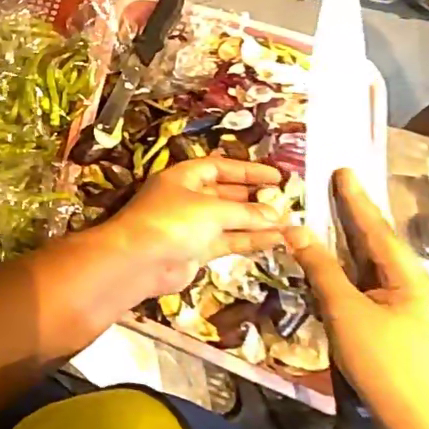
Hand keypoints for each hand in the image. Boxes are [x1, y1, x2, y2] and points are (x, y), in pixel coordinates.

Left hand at [92, 158, 288, 297]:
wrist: (139, 261)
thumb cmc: (172, 221)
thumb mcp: (211, 209)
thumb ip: (246, 212)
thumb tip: (276, 214)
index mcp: (183, 177)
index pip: (218, 167)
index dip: (247, 170)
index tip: (276, 176)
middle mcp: (186, 198)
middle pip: (225, 193)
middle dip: (254, 197)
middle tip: (286, 202)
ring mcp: (191, 225)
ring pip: (229, 219)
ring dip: (257, 221)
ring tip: (290, 223)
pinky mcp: (196, 250)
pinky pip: (228, 240)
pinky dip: (250, 239)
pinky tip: (277, 240)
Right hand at [285, 169, 428, 428]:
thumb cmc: (386, 364)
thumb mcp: (346, 312)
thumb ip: (320, 269)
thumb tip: (296, 230)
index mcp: (413, 280)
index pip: (377, 230)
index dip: (356, 200)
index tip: (343, 171)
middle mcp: (420, 291)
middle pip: (380, 247)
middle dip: (355, 220)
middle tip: (334, 191)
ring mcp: (416, 314)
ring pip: (376, 271)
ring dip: (351, 249)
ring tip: (330, 224)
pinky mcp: (406, 332)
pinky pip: (375, 290)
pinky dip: (353, 274)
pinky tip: (337, 273)